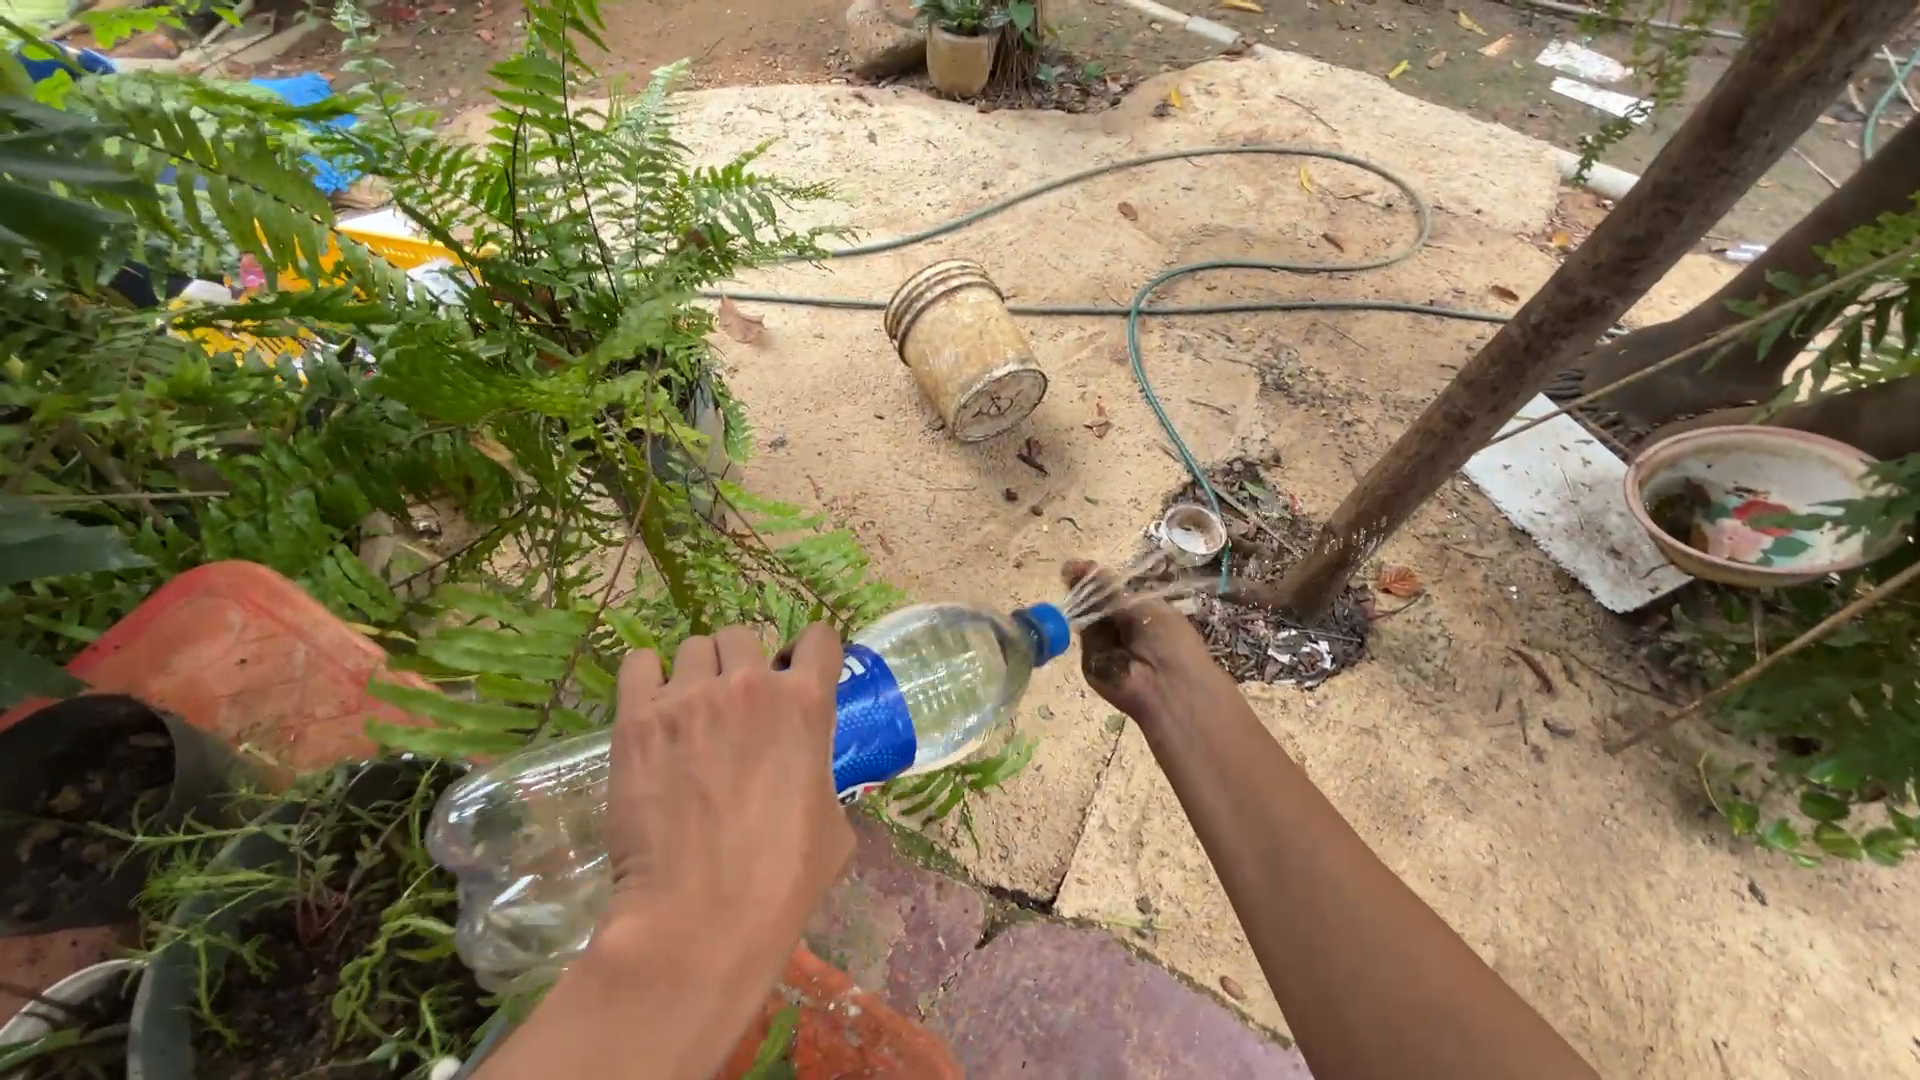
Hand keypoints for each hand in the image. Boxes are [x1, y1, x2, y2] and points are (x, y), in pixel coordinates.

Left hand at [600, 622, 853, 967]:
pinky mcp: (638, 719)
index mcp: (806, 704)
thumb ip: (822, 776)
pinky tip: (652, 708)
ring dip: (697, 672)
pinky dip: (648, 677)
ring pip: (694, 647)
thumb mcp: (835, 825)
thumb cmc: (783, 878)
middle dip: (743, 664)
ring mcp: (690, 697)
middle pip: (743, 637)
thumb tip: (810, 776)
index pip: (819, 639)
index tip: (797, 674)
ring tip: (688, 712)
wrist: (701, 914)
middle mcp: (750, 684)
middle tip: (734, 705)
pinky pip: (640, 663)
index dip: (810, 654)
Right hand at [1062, 559, 1229, 722]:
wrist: (1169, 685)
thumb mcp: (1142, 606)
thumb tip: (1082, 566)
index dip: (1096, 580)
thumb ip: (1109, 589)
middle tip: (1069, 572)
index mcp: (1141, 614)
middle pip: (1095, 603)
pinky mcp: (1091, 662)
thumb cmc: (1169, 641)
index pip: (1112, 593)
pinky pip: (1082, 637)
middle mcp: (1121, 630)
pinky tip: (1073, 608)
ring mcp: (1104, 646)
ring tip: (1072, 585)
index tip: (1076, 567)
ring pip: (1086, 617)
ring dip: (1079, 602)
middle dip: (1083, 587)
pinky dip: (1077, 622)